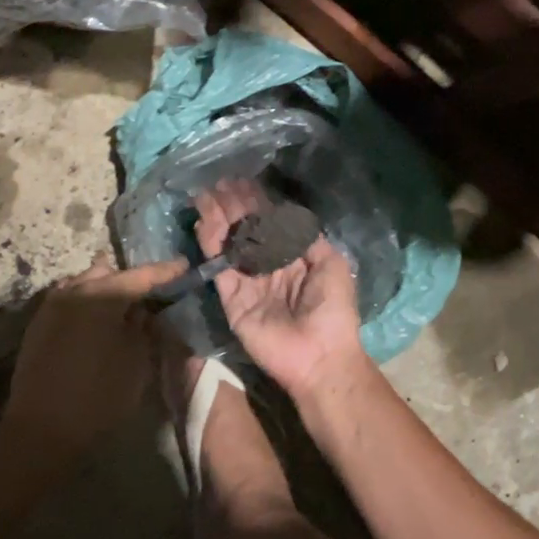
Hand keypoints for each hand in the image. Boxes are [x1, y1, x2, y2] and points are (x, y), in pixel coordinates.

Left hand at [2, 256, 187, 458]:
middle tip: (152, 295)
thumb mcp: (137, 364)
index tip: (184, 266)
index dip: (165, 272)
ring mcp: (51, 306)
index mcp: (103, 297)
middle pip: (109, 274)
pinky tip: (96, 320)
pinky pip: (68, 300)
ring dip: (106, 290)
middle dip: (132, 281)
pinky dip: (86, 303)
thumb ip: (144, 330)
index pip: (140, 276)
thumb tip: (142, 313)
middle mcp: (74, 291)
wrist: (41, 430)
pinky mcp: (38, 324)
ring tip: (123, 307)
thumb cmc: (99, 398)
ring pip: (84, 284)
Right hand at [196, 180, 366, 395]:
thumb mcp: (332, 264)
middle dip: (232, 207)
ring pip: (229, 245)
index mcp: (292, 258)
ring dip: (217, 220)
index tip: (241, 181)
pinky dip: (211, 246)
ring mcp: (247, 282)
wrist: (320, 356)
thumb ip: (308, 238)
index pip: (269, 224)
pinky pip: (219, 268)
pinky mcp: (231, 299)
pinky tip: (205, 223)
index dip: (255, 203)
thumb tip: (288, 214)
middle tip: (217, 183)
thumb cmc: (333, 310)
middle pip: (245, 231)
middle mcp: (267, 267)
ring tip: (205, 196)